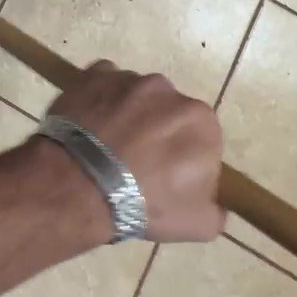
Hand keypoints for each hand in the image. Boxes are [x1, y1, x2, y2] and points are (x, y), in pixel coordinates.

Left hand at [46, 60, 224, 243]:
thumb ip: (215, 205)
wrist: (81, 180)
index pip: (202, 135)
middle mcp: (164, 88)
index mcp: (200, 119)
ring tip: (109, 141)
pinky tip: (90, 122)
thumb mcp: (201, 222)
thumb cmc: (146, 201)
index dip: (187, 153)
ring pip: (134, 95)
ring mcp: (124, 77)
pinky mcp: (90, 74)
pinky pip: (101, 84)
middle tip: (138, 156)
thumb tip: (210, 199)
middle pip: (166, 110)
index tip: (172, 171)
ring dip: (128, 112)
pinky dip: (98, 98)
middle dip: (157, 128)